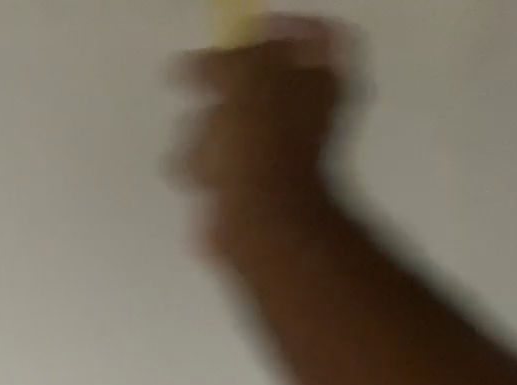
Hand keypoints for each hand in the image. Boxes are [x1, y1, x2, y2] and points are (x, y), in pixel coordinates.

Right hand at [174, 14, 353, 261]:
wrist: (258, 223)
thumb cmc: (261, 148)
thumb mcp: (248, 80)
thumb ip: (233, 57)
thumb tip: (209, 57)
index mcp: (318, 79)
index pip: (312, 35)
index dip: (278, 28)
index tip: (243, 33)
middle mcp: (301, 112)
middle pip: (257, 79)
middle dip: (222, 89)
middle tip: (206, 90)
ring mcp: (271, 150)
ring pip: (226, 121)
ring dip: (204, 131)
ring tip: (203, 146)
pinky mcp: (243, 183)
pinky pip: (213, 159)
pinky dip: (200, 163)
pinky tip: (198, 172)